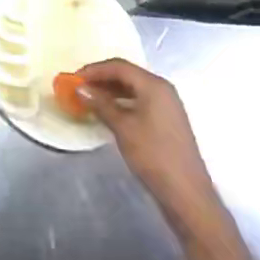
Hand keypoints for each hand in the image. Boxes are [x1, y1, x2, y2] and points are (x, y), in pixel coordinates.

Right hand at [75, 58, 211, 212]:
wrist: (186, 193)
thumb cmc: (153, 155)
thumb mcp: (123, 127)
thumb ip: (101, 104)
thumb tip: (80, 89)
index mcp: (154, 85)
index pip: (119, 66)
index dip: (94, 70)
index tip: (73, 78)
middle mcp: (163, 89)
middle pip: (127, 75)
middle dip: (101, 79)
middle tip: (79, 88)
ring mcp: (167, 105)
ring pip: (133, 88)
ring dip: (110, 91)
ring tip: (89, 100)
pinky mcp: (167, 120)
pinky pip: (140, 101)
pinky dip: (122, 102)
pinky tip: (108, 112)